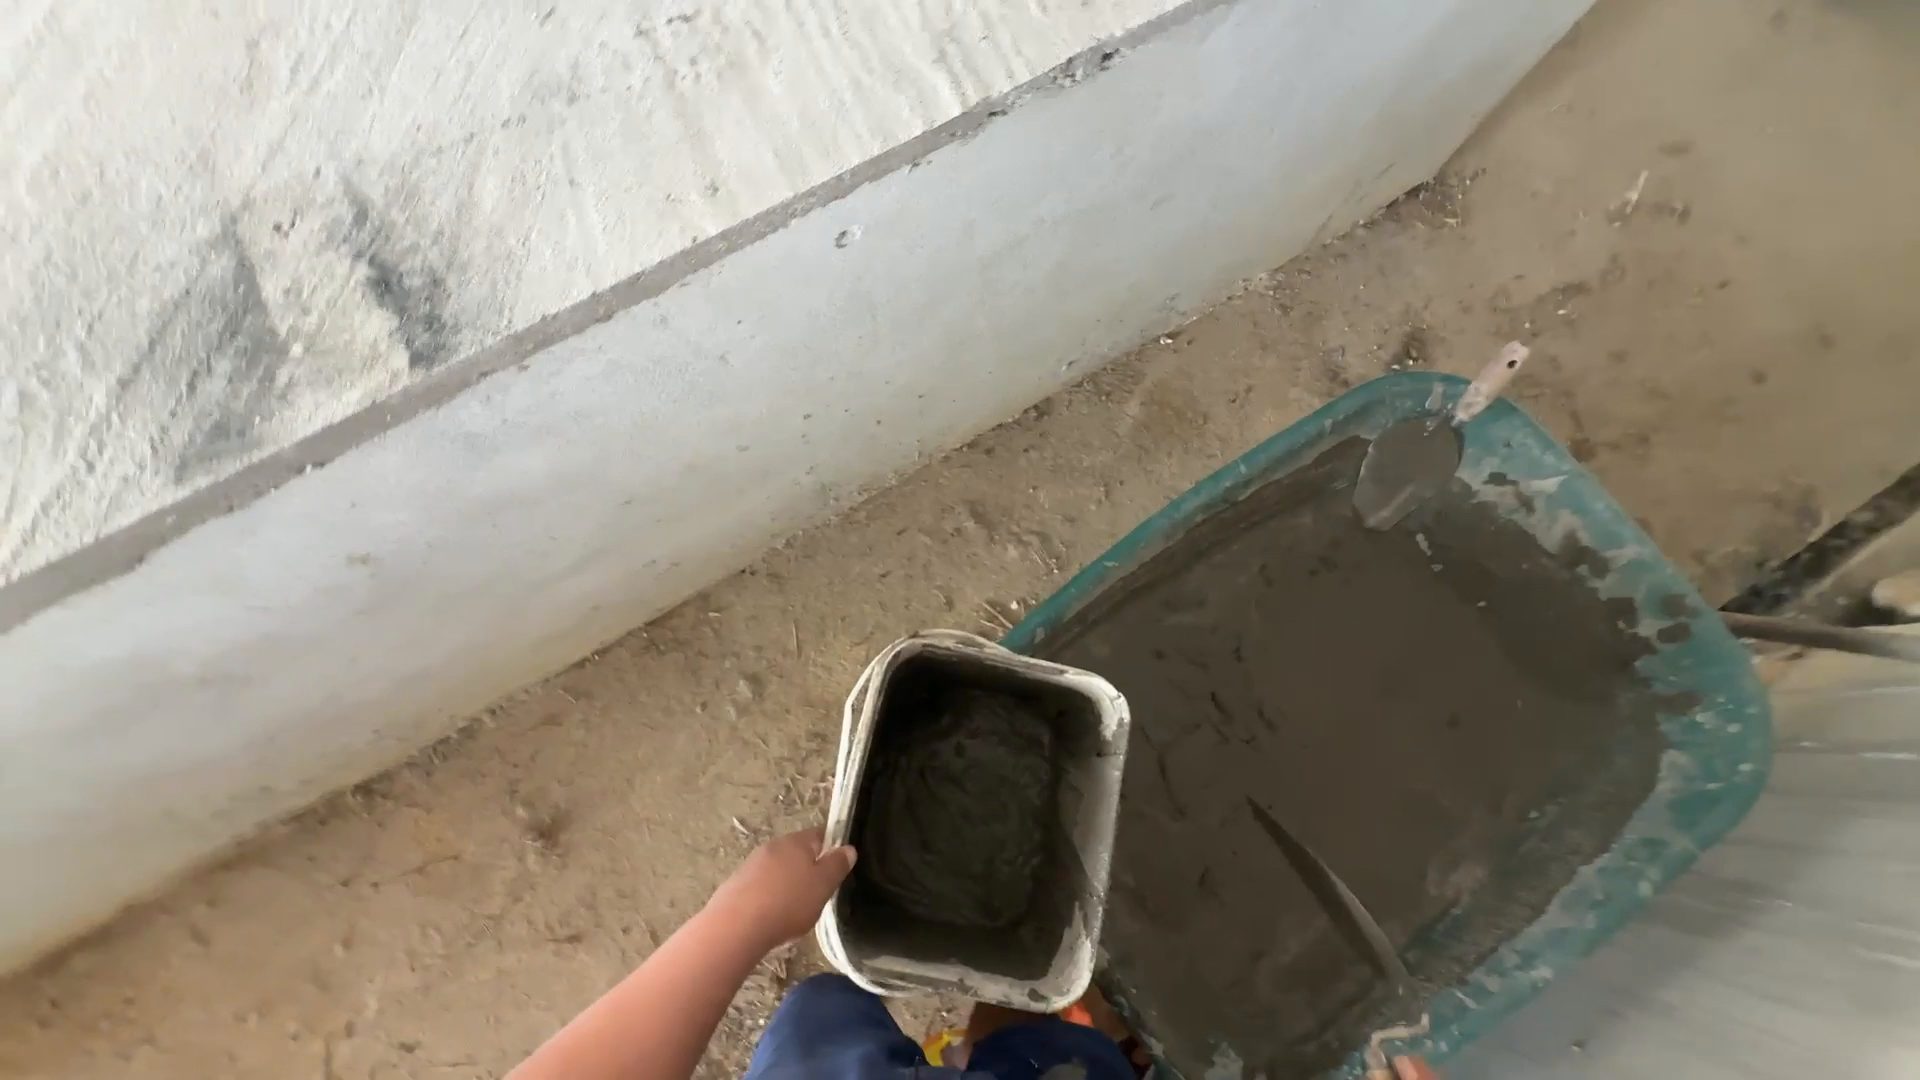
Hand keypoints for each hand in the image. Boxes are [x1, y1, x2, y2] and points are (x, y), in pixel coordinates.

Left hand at [704, 827, 856, 950]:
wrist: (735, 928)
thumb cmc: (787, 903)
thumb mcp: (823, 886)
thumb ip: (837, 866)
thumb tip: (848, 848)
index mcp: (796, 842)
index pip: (819, 834)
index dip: (831, 848)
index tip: (837, 868)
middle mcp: (772, 846)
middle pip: (797, 852)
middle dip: (807, 869)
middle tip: (817, 893)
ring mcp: (751, 865)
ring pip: (777, 870)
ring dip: (786, 884)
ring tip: (793, 910)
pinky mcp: (735, 886)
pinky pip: (760, 887)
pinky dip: (768, 897)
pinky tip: (770, 918)